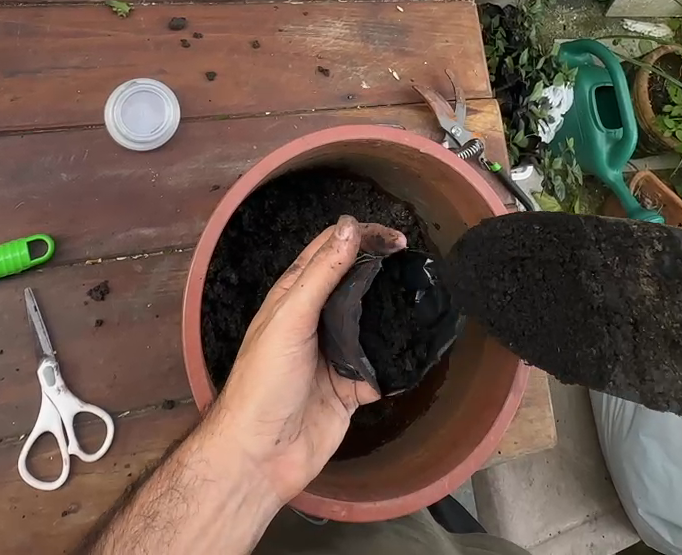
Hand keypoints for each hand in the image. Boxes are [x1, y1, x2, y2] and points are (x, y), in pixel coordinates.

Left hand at [201, 214, 407, 502]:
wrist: (261, 456)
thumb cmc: (264, 381)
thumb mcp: (291, 317)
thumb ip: (322, 273)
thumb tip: (349, 226)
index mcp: (296, 294)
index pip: (332, 248)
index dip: (362, 235)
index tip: (396, 238)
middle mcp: (317, 317)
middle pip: (356, 281)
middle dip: (383, 269)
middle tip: (414, 264)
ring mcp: (335, 352)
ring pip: (371, 321)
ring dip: (391, 312)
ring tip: (419, 301)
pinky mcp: (350, 386)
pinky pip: (379, 367)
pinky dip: (394, 361)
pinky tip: (412, 352)